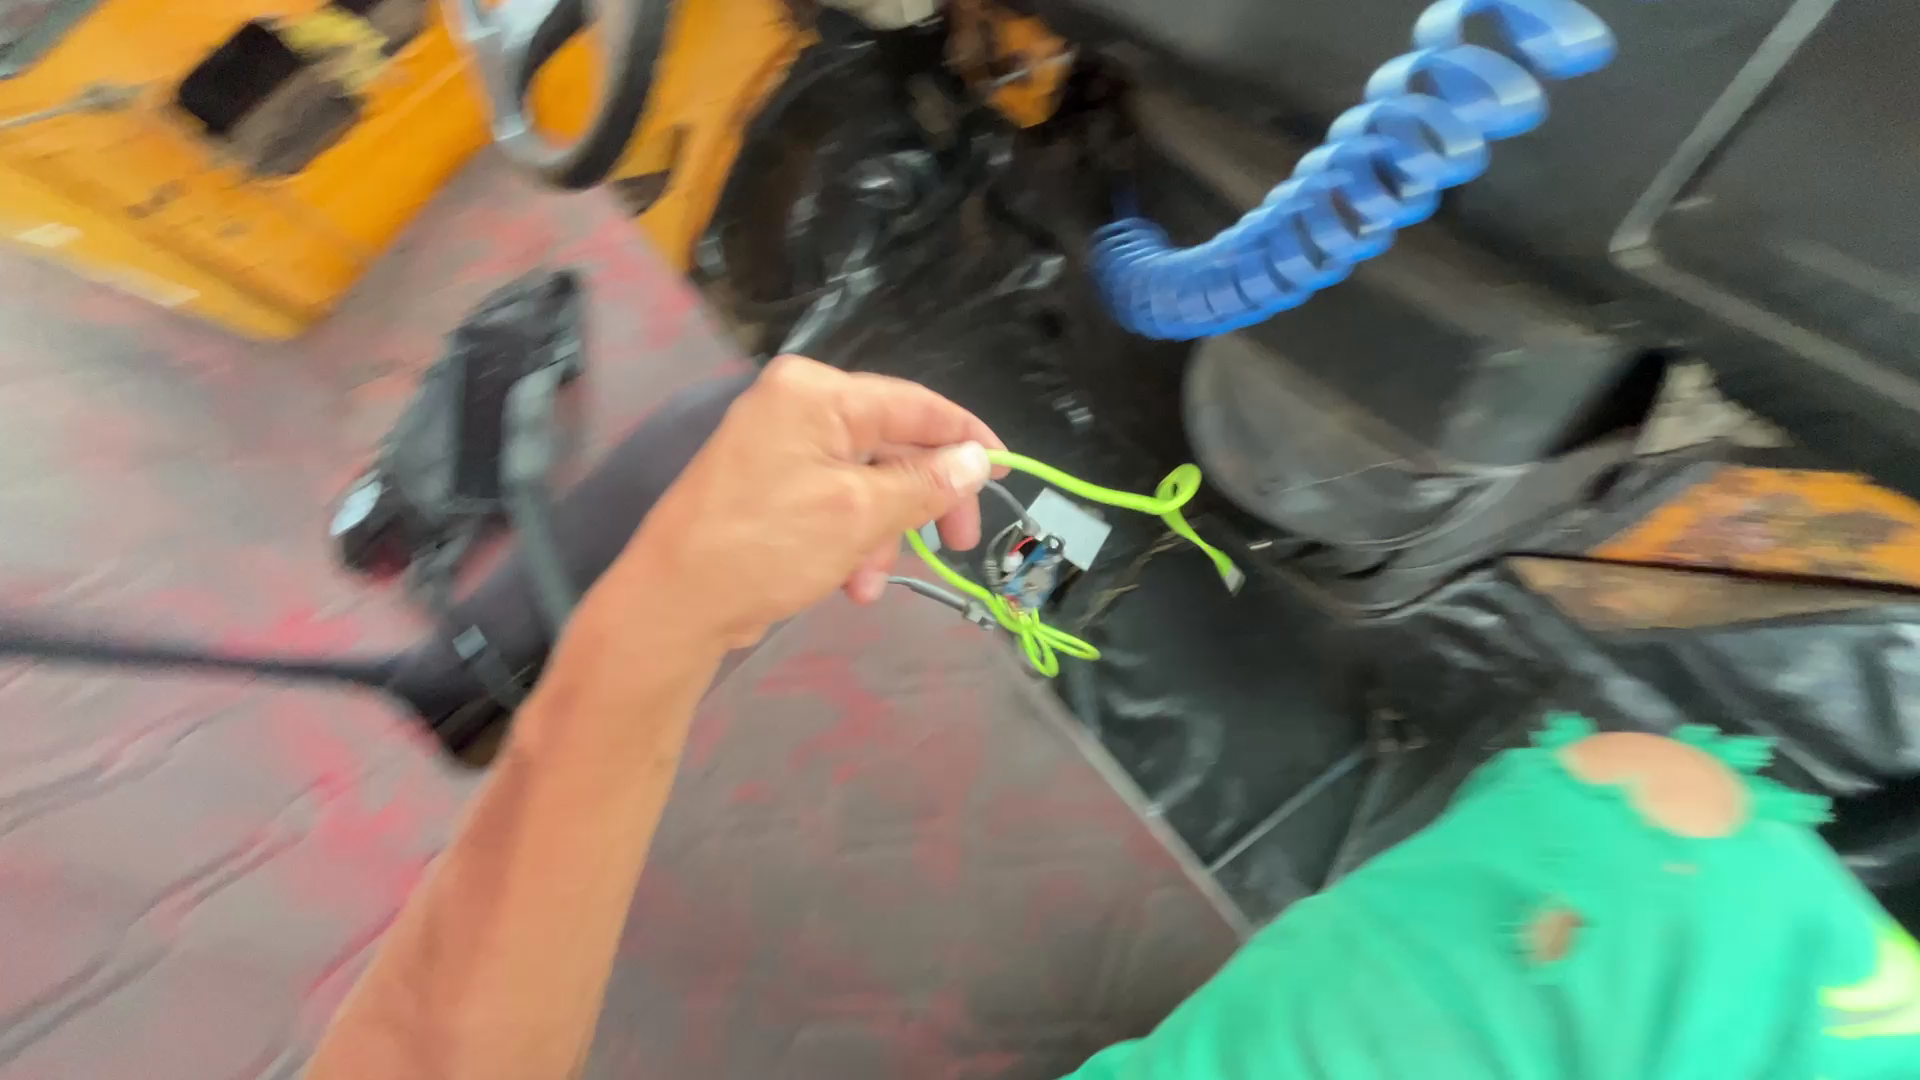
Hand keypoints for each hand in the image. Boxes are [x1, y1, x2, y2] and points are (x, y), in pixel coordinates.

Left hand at [603, 356, 1002, 648]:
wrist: (673, 604)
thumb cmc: (768, 546)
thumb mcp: (861, 514)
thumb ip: (926, 483)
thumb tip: (977, 459)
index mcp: (819, 394)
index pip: (916, 404)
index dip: (967, 439)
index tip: (1005, 472)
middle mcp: (800, 407)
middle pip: (893, 446)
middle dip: (922, 503)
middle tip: (957, 544)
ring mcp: (783, 446)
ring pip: (869, 482)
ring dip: (883, 533)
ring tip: (869, 582)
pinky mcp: (774, 483)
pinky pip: (837, 501)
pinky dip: (853, 539)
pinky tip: (850, 582)